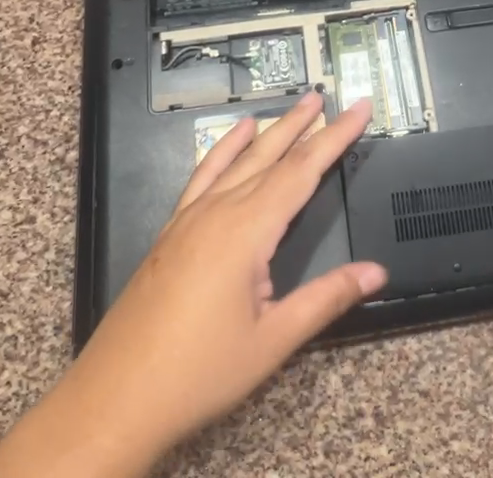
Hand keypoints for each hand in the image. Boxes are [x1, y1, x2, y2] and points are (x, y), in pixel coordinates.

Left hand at [0, 92, 383, 477]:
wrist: (116, 398)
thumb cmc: (199, 372)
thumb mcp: (273, 340)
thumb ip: (327, 298)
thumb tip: (377, 271)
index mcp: (246, 231)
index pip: (301, 171)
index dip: (335, 138)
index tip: (359, 108)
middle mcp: (217, 212)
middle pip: (270, 156)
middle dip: (303, 125)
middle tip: (329, 95)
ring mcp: (190, 219)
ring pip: (237, 160)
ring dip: (268, 132)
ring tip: (292, 106)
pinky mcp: (172, 232)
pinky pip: (203, 176)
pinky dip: (223, 151)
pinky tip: (232, 137)